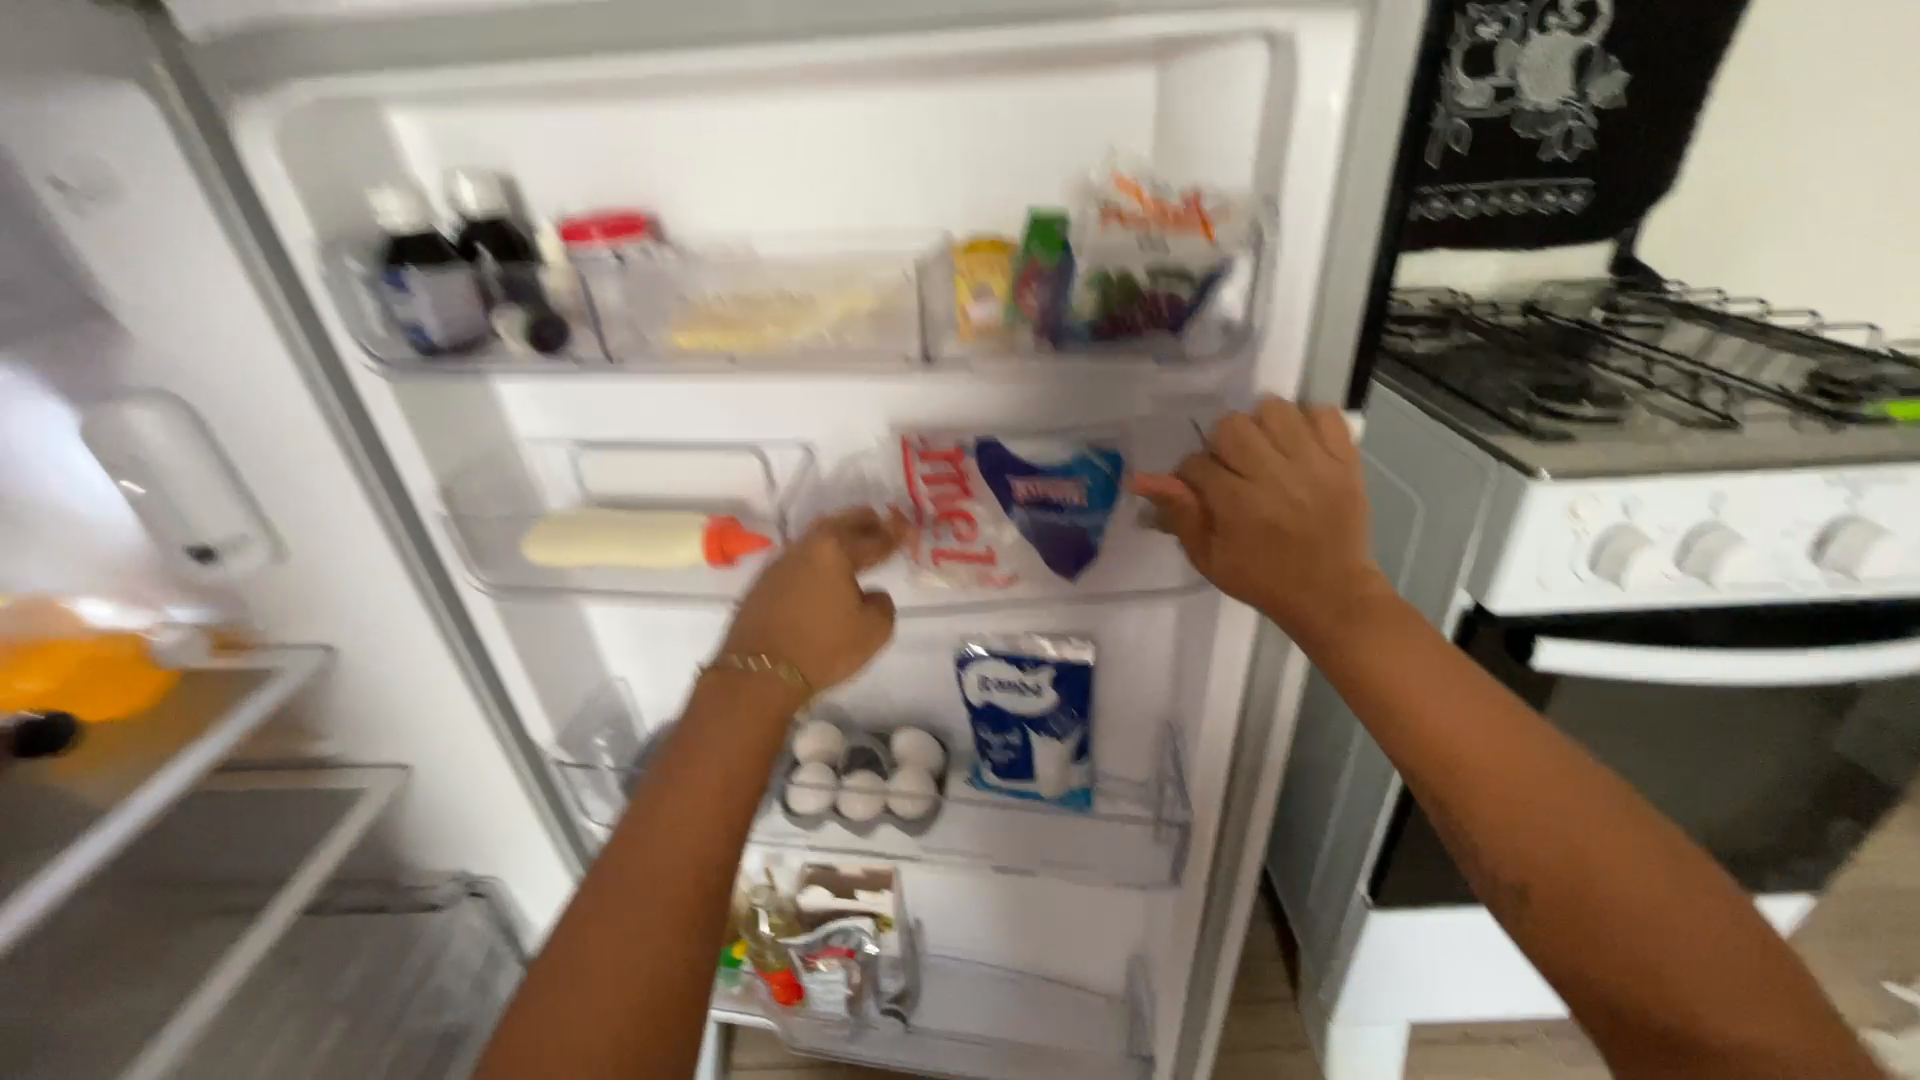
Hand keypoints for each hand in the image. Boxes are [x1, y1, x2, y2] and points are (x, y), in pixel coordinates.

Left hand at [720, 507, 908, 694]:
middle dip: (863, 522)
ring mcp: (779, 564)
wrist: (759, 674)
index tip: (907, 530)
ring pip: (814, 540)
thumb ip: (882, 604)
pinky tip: (823, 573)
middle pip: (838, 524)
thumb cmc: (823, 648)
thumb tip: (870, 595)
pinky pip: (798, 561)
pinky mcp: (763, 585)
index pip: (873, 538)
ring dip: (837, 537)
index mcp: (834, 550)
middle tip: (880, 523)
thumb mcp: (874, 630)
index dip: (894, 535)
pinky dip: (817, 559)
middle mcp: (805, 548)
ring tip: (853, 545)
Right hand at [1133, 399, 1390, 645]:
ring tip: (1266, 452)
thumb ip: (1179, 514)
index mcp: (1239, 504)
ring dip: (1262, 426)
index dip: (1191, 476)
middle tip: (1233, 469)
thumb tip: (1139, 478)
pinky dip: (1308, 422)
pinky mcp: (1346, 460)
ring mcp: (1316, 464)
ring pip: (1275, 410)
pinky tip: (1299, 446)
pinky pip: (1325, 413)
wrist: (1331, 594)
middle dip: (1223, 444)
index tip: (1202, 493)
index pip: (1196, 463)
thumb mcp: (1209, 557)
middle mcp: (1276, 476)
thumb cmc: (1262, 579)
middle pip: (1232, 425)